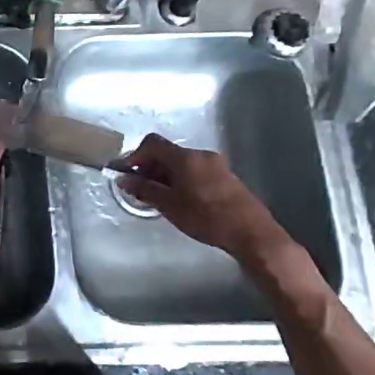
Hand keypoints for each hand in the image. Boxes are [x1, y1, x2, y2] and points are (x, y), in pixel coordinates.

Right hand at [118, 134, 286, 259]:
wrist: (251, 232)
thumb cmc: (206, 218)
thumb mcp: (170, 206)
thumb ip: (145, 189)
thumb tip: (123, 179)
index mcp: (185, 158)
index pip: (153, 143)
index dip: (135, 155)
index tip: (126, 173)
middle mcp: (200, 154)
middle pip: (167, 153)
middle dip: (149, 167)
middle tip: (139, 189)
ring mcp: (215, 164)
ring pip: (181, 163)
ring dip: (165, 175)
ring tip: (158, 197)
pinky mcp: (224, 176)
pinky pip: (194, 170)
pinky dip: (181, 179)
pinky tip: (180, 200)